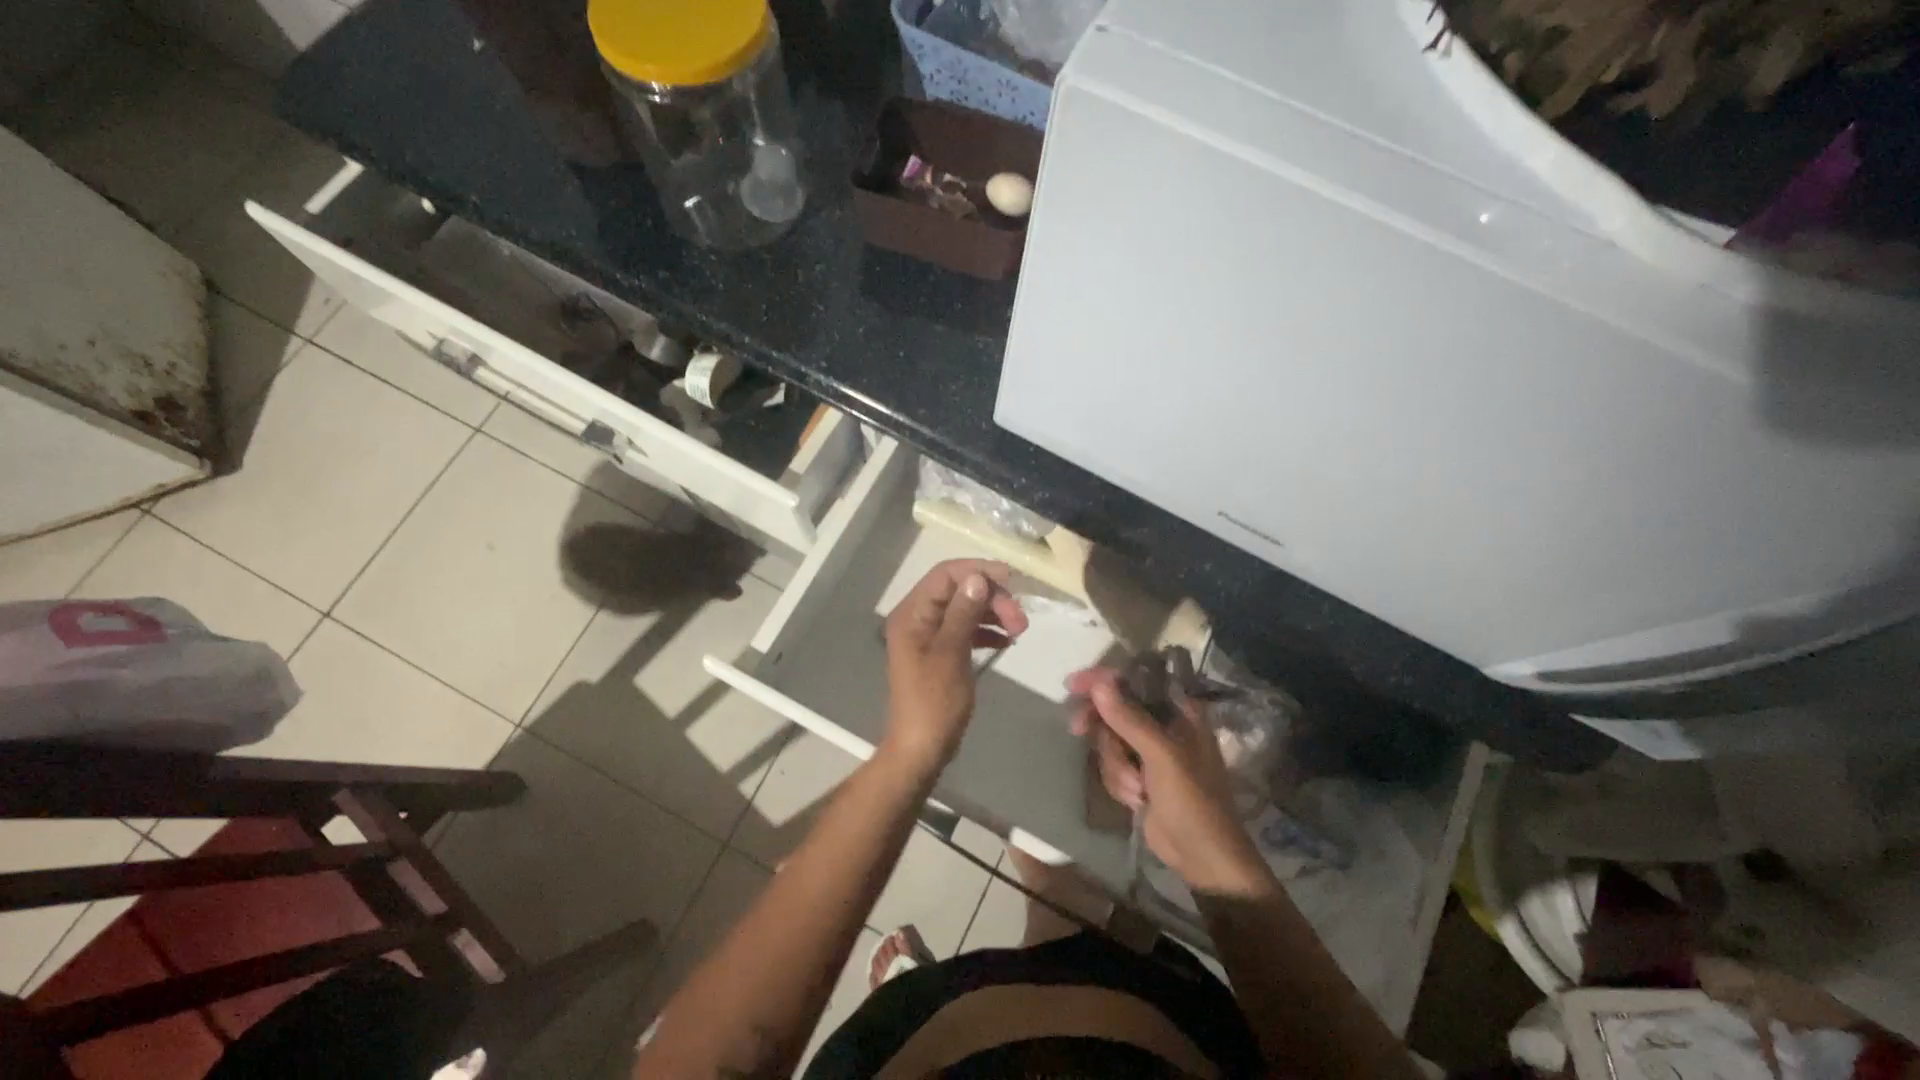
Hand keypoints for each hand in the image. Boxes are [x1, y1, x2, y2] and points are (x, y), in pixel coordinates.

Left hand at [882, 559, 1028, 774]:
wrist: (922, 748)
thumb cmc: (934, 702)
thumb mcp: (951, 654)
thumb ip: (963, 613)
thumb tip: (978, 577)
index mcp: (912, 614)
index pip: (945, 575)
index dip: (979, 571)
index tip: (1013, 581)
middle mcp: (917, 619)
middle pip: (958, 590)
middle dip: (992, 598)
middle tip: (1021, 620)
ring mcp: (929, 636)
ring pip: (965, 609)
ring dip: (993, 614)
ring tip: (1020, 631)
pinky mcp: (942, 653)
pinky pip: (966, 630)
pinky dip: (987, 631)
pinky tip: (1007, 642)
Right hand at [1070, 667, 1276, 896]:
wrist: (1201, 855)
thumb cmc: (1193, 800)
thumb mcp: (1162, 756)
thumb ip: (1130, 718)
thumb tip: (1100, 683)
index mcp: (1180, 711)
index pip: (1137, 680)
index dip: (1105, 679)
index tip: (1074, 684)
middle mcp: (1165, 726)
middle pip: (1115, 710)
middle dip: (1102, 728)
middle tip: (1078, 729)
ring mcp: (1150, 752)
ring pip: (1109, 741)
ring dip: (1115, 766)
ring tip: (1136, 789)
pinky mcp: (1139, 775)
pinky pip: (1111, 764)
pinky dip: (1118, 782)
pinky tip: (1136, 800)